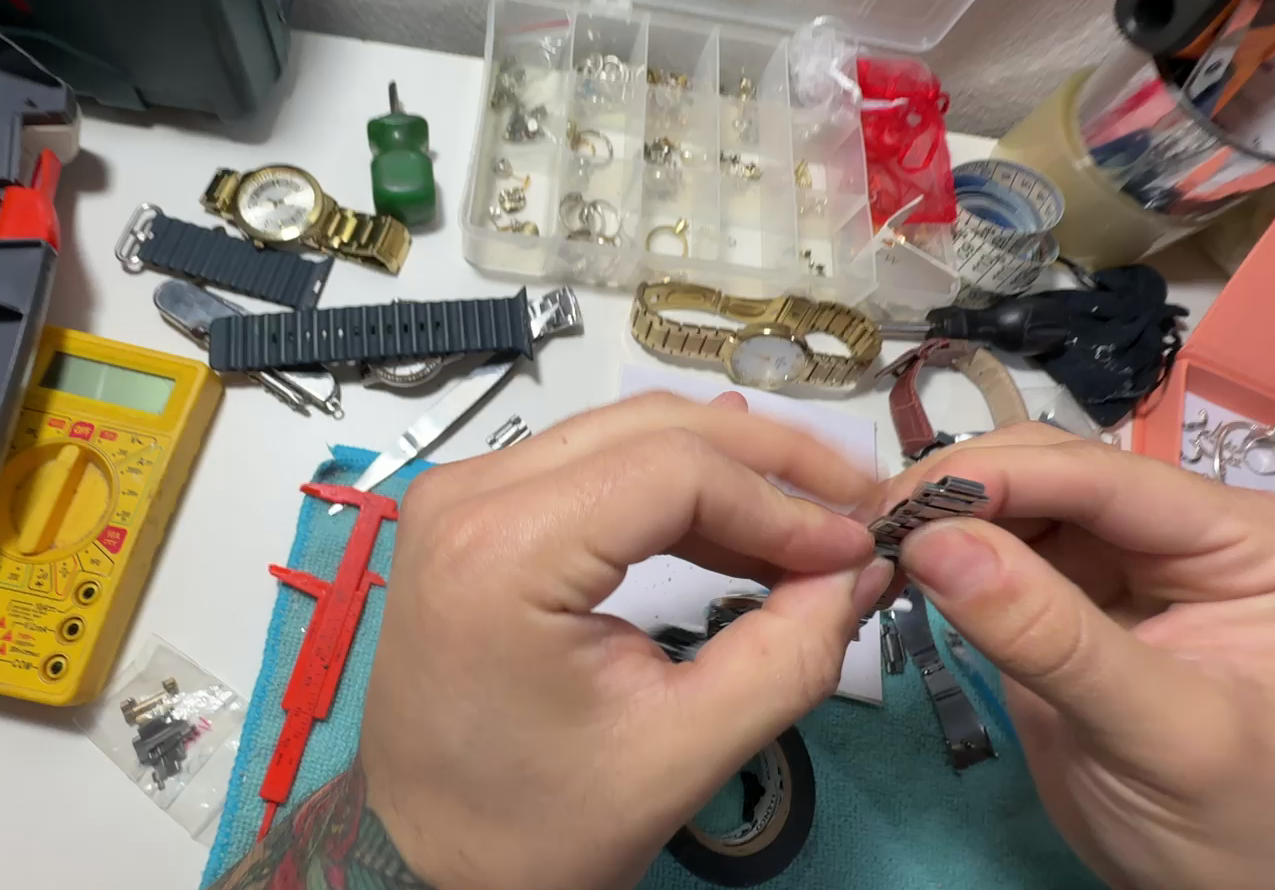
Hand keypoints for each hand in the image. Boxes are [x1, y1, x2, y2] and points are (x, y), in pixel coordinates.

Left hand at [359, 392, 892, 889]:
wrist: (418, 846)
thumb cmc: (529, 822)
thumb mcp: (677, 753)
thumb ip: (788, 654)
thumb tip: (856, 569)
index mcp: (502, 550)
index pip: (671, 471)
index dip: (777, 500)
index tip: (853, 541)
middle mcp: (469, 492)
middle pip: (648, 429)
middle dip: (763, 457)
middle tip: (850, 497)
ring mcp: (463, 489)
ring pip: (623, 434)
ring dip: (723, 466)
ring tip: (806, 513)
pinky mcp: (475, 503)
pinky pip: (591, 464)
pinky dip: (671, 489)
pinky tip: (732, 516)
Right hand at [883, 424, 1274, 889]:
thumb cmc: (1241, 834)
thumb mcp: (1157, 738)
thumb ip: (1046, 635)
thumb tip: (930, 542)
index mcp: (1252, 543)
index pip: (1103, 477)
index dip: (994, 478)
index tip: (900, 505)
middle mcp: (1185, 525)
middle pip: (1046, 467)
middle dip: (956, 491)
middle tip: (876, 530)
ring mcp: (1124, 551)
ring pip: (1009, 494)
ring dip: (939, 513)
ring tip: (879, 547)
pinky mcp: (1071, 582)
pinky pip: (994, 538)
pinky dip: (942, 546)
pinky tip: (904, 565)